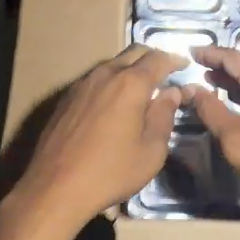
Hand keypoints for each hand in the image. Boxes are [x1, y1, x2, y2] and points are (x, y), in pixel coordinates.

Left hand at [10, 45, 185, 231]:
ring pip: (113, 64)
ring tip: (140, 89)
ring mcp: (83, 83)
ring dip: (130, 69)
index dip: (175, 60)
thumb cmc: (110, 171)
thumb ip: (164, 116)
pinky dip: (111, 81)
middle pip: (134, 52)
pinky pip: (96, 78)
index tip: (184, 65)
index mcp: (131, 84)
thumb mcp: (151, 151)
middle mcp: (106, 74)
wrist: (55, 186)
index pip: (158, 59)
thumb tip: (171, 93)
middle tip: (165, 73)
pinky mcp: (67, 96)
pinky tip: (113, 103)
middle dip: (152, 58)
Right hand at [184, 46, 239, 214]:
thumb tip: (190, 88)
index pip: (233, 59)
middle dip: (220, 66)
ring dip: (231, 81)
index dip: (210, 53)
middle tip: (196, 65)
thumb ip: (211, 110)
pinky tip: (232, 103)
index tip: (190, 51)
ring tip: (208, 80)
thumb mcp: (234, 137)